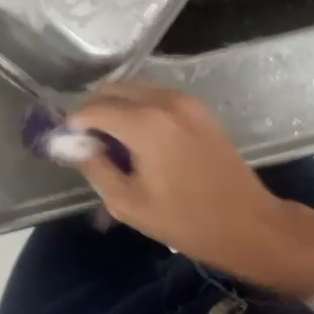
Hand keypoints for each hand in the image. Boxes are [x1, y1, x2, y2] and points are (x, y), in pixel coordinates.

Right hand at [67, 83, 313, 296]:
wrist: (249, 224)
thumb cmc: (187, 220)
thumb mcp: (129, 203)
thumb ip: (96, 169)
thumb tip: (77, 148)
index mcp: (145, 123)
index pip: (94, 108)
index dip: (74, 124)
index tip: (65, 143)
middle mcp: (165, 101)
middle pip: (115, 89)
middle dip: (94, 110)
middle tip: (85, 142)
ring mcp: (187, 102)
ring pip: (137, 89)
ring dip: (117, 107)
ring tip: (110, 142)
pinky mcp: (200, 110)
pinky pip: (158, 97)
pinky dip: (140, 109)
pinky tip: (138, 140)